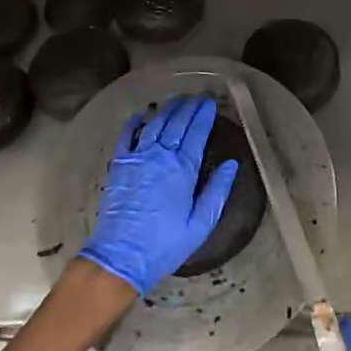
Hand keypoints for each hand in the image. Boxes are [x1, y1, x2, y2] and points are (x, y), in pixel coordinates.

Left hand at [75, 95, 239, 294]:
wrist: (122, 254)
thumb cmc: (165, 244)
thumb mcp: (200, 224)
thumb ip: (217, 191)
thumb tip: (232, 165)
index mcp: (183, 169)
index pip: (197, 133)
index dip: (204, 115)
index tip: (210, 102)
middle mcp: (161, 156)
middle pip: (176, 123)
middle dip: (188, 107)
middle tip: (196, 96)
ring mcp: (137, 157)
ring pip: (154, 124)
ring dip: (166, 109)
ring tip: (176, 99)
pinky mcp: (119, 164)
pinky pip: (126, 135)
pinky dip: (134, 122)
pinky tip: (141, 113)